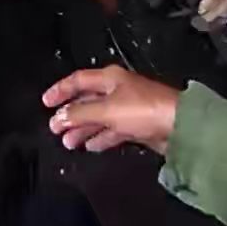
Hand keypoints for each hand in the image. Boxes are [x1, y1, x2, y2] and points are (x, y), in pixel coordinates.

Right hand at [43, 65, 180, 153]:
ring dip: (82, 129)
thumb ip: (80, 114)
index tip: (45, 102)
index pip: (77, 80)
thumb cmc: (142, 110)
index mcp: (109, 79)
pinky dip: (100, 138)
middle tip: (55, 128)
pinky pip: (112, 131)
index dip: (60, 90)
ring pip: (98, 117)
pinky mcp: (137, 126)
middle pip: (87, 101)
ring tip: (68, 143)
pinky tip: (90, 146)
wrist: (181, 127)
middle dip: (70, 114)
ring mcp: (127, 109)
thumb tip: (58, 117)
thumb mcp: (107, 110)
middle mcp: (116, 91)